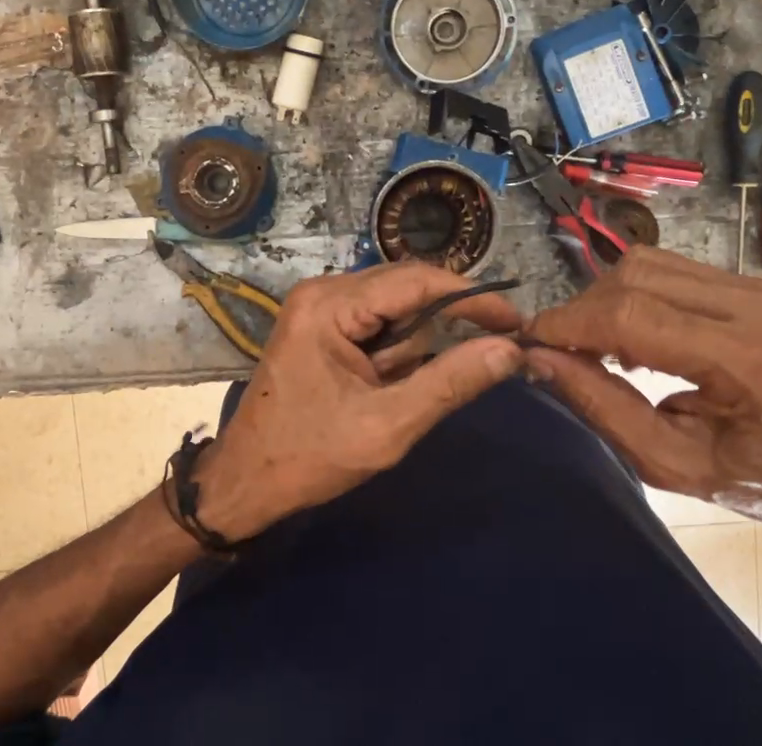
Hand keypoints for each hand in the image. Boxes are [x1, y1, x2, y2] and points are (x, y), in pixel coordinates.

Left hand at [193, 264, 525, 541]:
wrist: (246, 481)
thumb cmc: (310, 456)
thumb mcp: (388, 426)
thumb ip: (450, 383)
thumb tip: (509, 350)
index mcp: (329, 305)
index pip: (416, 280)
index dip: (471, 298)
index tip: (516, 323)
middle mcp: (322, 291)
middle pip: (405, 288)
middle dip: (444, 324)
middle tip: (486, 355)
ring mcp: (317, 307)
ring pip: (393, 309)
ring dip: (414, 346)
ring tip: (396, 392)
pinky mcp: (319, 327)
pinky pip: (375, 324)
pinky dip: (395, 351)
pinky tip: (388, 384)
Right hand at [523, 246, 761, 531]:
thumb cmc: (756, 484)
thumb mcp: (669, 463)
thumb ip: (601, 406)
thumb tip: (538, 359)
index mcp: (754, 363)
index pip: (636, 315)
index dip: (571, 323)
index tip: (530, 342)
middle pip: (637, 277)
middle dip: (584, 310)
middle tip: (562, 351)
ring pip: (647, 264)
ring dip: (605, 299)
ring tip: (597, 345)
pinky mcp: (753, 282)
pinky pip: (668, 269)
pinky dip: (631, 295)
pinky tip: (630, 333)